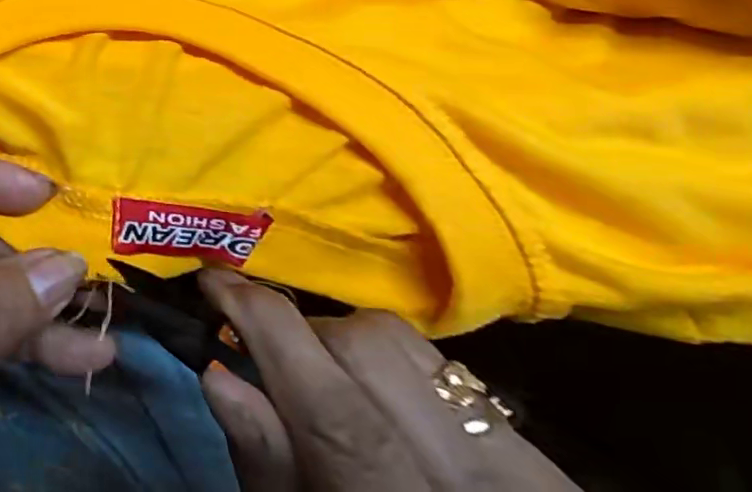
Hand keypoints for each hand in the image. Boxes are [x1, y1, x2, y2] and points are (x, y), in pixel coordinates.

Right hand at [197, 270, 580, 490]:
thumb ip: (268, 466)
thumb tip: (219, 374)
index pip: (333, 411)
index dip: (266, 329)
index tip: (214, 280)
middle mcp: (471, 483)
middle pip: (367, 352)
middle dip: (300, 336)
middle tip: (267, 355)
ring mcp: (519, 466)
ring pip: (404, 341)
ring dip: (343, 339)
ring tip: (325, 373)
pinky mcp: (538, 454)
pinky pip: (443, 361)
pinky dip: (391, 355)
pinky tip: (379, 385)